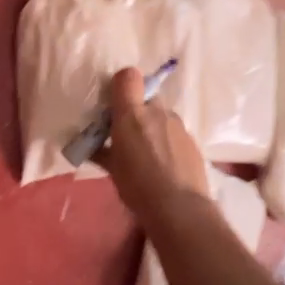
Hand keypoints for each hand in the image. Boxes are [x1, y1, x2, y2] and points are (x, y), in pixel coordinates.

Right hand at [92, 68, 211, 216]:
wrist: (180, 208)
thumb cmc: (137, 185)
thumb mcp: (111, 168)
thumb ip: (101, 150)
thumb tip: (91, 146)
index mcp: (132, 114)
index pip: (128, 76)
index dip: (120, 83)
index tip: (113, 102)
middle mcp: (158, 112)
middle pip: (147, 97)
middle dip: (137, 109)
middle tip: (128, 133)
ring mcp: (179, 125)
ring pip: (162, 116)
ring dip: (153, 126)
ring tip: (148, 152)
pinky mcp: (193, 141)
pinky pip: (175, 132)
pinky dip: (167, 141)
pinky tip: (164, 164)